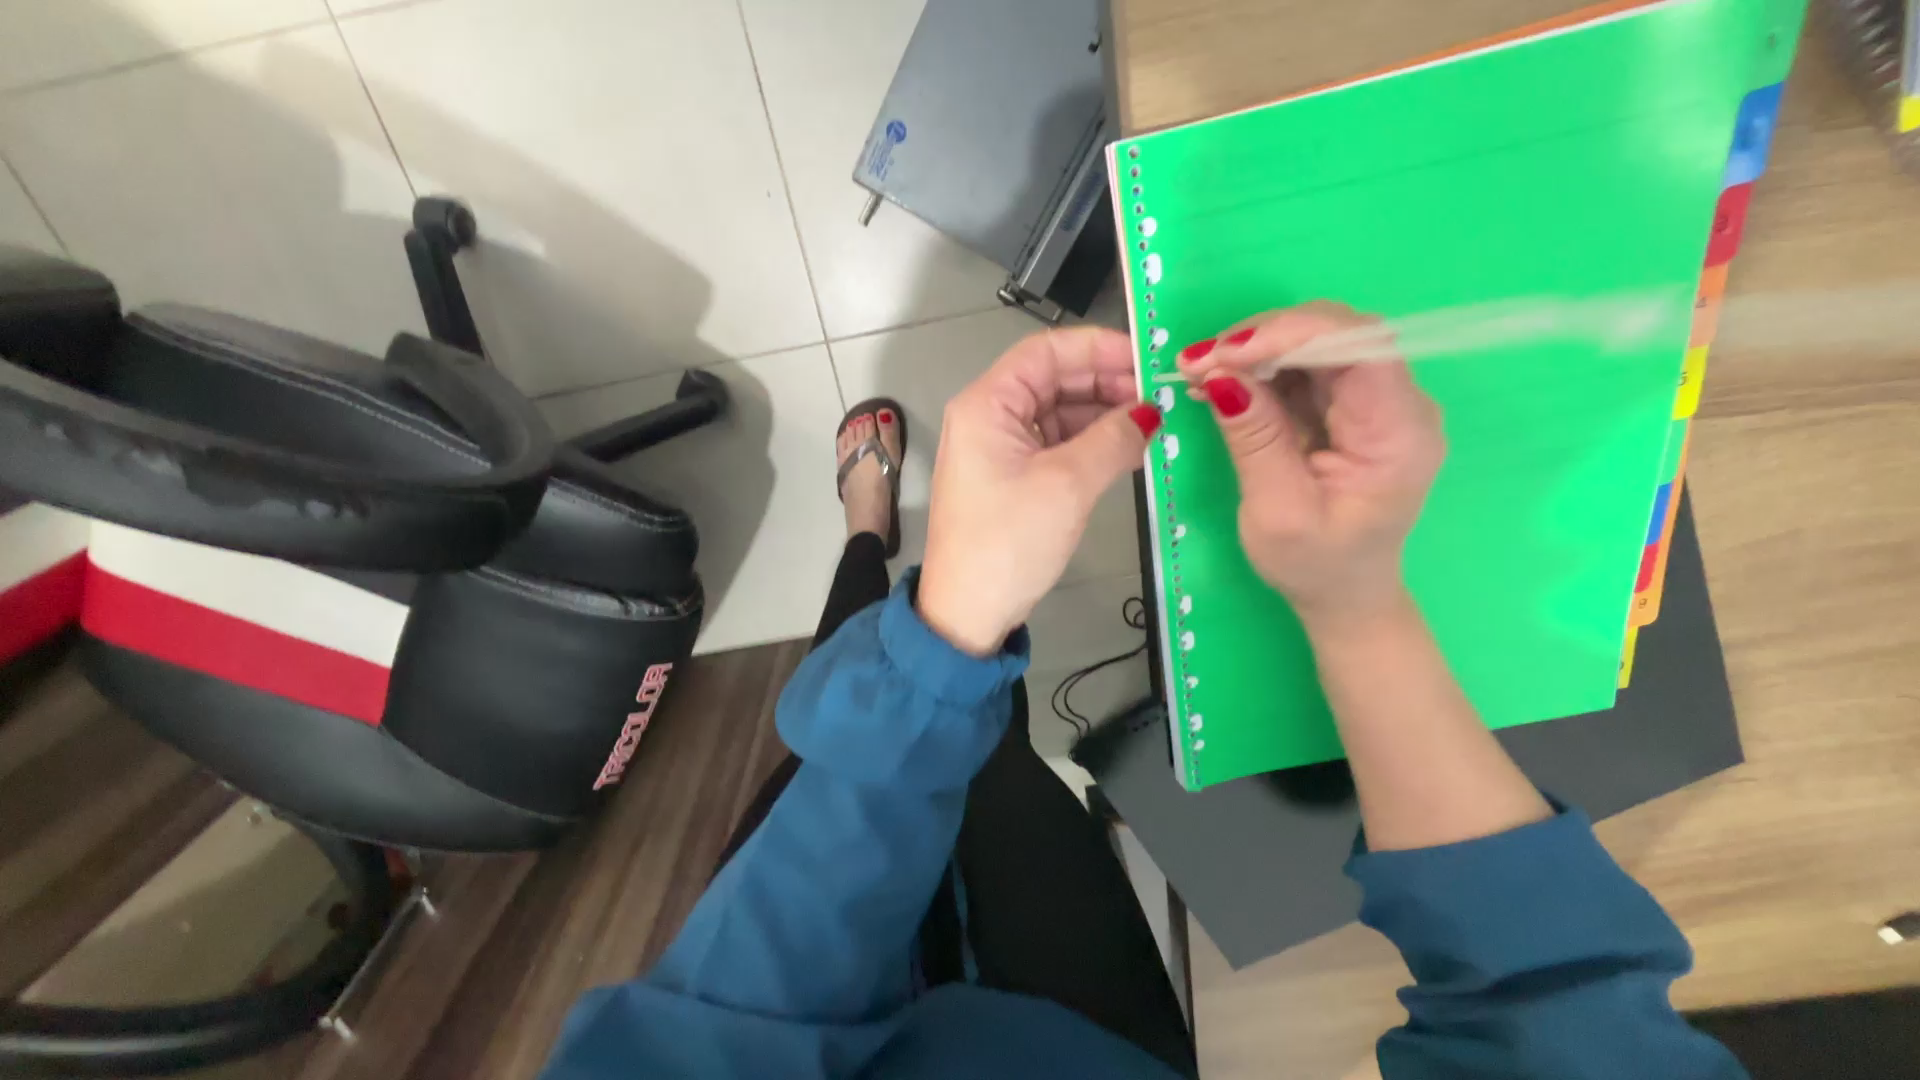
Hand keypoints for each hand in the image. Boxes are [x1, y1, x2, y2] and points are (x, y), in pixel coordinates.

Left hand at [918, 327, 1161, 655]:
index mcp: (987, 403)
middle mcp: (988, 415)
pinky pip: (1055, 442)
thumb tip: (1150, 413)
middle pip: (1054, 378)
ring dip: (1104, 414)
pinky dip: (1091, 442)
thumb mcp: (1068, 485)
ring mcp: (998, 446)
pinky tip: (1130, 448)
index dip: (1100, 348)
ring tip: (1154, 422)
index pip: (1047, 351)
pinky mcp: (1010, 475)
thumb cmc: (1009, 542)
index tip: (1149, 359)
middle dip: (1107, 381)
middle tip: (1161, 395)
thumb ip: (1114, 439)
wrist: (967, 612)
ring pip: (1058, 411)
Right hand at [1175, 302, 1443, 628]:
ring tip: (1199, 373)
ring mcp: (1376, 401)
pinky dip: (1260, 366)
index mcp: (1398, 434)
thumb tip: (1219, 376)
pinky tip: (1221, 381)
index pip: (1363, 347)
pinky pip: (1307, 365)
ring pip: (1318, 341)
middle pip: (1339, 333)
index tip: (1225, 355)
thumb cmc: (1314, 565)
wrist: (1343, 594)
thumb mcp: (1277, 512)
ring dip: (1255, 349)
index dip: (1294, 333)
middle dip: (1265, 337)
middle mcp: (1400, 404)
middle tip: (1197, 363)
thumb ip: (1255, 440)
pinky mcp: (1350, 404)